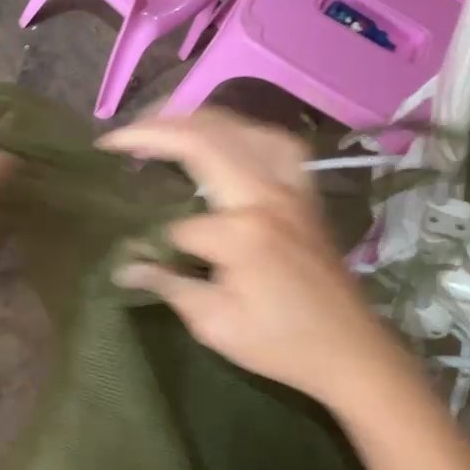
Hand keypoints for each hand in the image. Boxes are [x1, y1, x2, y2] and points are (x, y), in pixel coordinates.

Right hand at [98, 110, 388, 399]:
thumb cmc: (281, 343)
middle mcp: (266, 196)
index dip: (149, 238)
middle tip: (117, 138)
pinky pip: (273, 141)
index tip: (131, 255)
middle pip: (204, 140)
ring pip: (238, 127)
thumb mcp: (215, 325)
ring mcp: (290, 188)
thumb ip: (168, 286)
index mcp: (241, 233)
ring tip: (158, 123)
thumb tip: (123, 267)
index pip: (176, 221)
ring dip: (193, 119)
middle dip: (153, 130)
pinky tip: (223, 136)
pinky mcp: (304, 191)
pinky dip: (241, 129)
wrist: (352, 351)